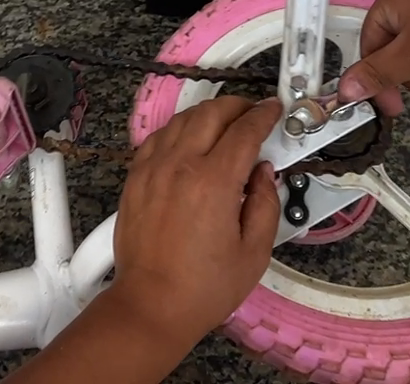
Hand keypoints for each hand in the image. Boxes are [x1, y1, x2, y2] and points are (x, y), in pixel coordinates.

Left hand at [107, 95, 283, 345]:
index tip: (273, 109)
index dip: (263, 115)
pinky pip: (160, 135)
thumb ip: (265, 204)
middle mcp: (180, 165)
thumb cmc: (204, 287)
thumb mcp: (253, 253)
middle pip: (211, 113)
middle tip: (252, 112)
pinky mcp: (136, 174)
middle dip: (237, 106)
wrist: (151, 303)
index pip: (244, 131)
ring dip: (208, 113)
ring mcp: (154, 166)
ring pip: (183, 118)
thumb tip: (263, 172)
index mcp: (213, 182)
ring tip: (225, 121)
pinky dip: (180, 128)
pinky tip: (190, 137)